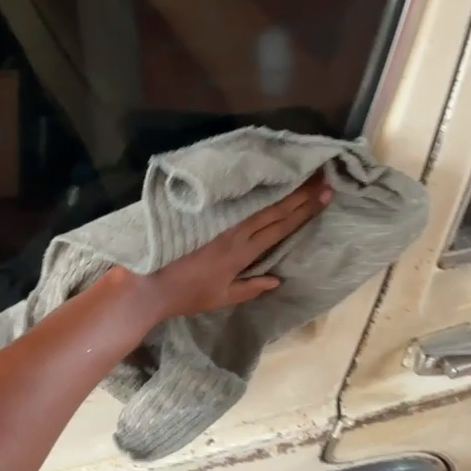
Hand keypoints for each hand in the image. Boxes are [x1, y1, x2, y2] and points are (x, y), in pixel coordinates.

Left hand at [124, 172, 330, 321]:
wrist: (146, 283)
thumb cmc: (184, 294)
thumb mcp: (221, 297)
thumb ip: (250, 287)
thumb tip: (277, 278)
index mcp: (242, 253)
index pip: (279, 227)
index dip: (303, 211)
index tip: (324, 195)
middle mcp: (233, 232)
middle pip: (272, 209)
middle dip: (299, 193)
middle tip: (321, 176)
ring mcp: (216, 221)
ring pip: (254, 201)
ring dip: (277, 187)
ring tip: (298, 173)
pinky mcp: (200, 215)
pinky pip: (232, 199)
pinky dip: (249, 189)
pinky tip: (260, 178)